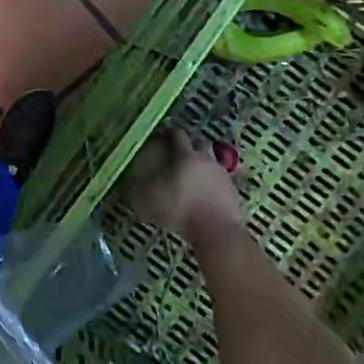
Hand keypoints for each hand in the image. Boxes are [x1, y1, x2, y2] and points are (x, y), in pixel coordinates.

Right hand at [127, 128, 243, 247]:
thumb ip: (139, 191)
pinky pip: (220, 179)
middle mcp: (206, 159)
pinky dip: (212, 182)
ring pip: (212, 160)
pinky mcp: (232, 190)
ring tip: (192, 174)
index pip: (177, 134)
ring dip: (202, 163)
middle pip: (199, 142)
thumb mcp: (150, 203)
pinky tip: (205, 192)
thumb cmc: (181, 211)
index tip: (159, 136)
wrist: (217, 231)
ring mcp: (222, 174)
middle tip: (178, 152)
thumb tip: (131, 186)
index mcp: (186, 156)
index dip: (167, 132)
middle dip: (189, 144)